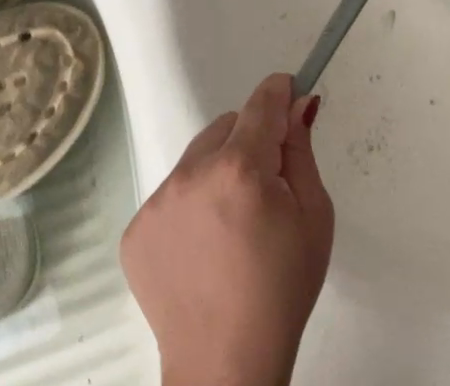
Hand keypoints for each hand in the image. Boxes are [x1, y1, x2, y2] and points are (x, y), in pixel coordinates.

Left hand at [120, 74, 333, 385]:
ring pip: (196, 160)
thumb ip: (301, 152)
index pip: (261, 104)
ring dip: (218, 171)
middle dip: (250, 140)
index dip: (279, 92)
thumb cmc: (284, 288)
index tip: (290, 92)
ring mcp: (156, 204)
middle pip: (226, 127)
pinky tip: (205, 245)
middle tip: (267, 183)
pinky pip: (171, 195)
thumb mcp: (314, 214)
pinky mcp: (135, 232)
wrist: (226, 361)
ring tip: (233, 224)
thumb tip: (299, 106)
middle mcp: (191, 175)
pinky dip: (191, 205)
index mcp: (240, 169)